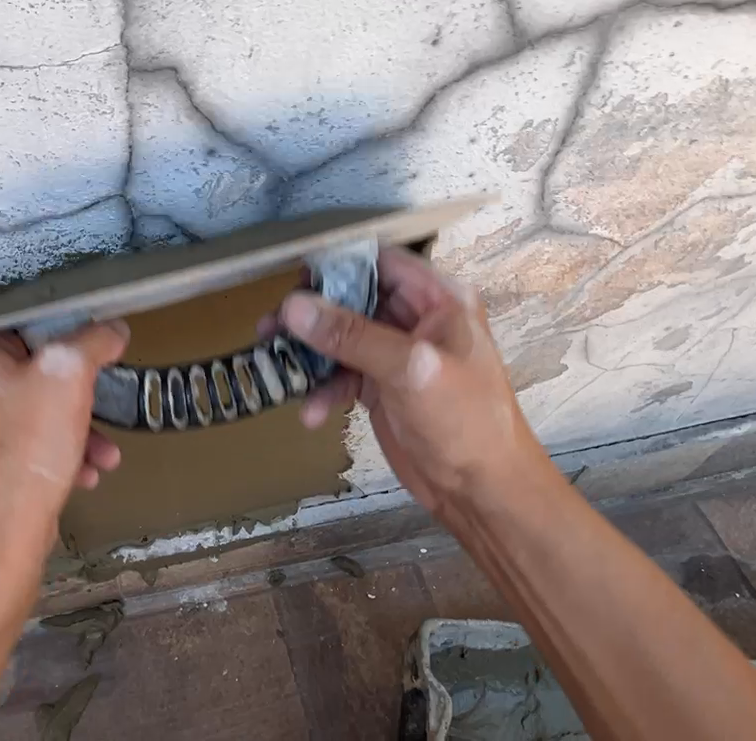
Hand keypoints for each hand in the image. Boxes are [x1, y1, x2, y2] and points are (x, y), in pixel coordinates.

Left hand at [0, 323, 129, 566]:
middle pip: (28, 372)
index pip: (22, 325)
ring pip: (28, 412)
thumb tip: (112, 328)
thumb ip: (92, 342)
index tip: (93, 353)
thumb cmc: (25, 452)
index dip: (64, 336)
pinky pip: (18, 445)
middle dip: (76, 394)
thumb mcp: (69, 379)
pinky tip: (84, 474)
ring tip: (104, 453)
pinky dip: (52, 453)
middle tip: (101, 406)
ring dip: (72, 428)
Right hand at [271, 247, 548, 519]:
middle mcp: (415, 319)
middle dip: (310, 312)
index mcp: (437, 299)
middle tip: (271, 325)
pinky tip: (310, 412)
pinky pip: (340, 374)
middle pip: (351, 297)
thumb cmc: (465, 422)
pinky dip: (322, 389)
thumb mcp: (409, 370)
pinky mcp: (380, 386)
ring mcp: (395, 353)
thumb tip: (292, 306)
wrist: (484, 494)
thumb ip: (350, 335)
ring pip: (339, 336)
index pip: (380, 261)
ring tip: (274, 361)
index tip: (295, 280)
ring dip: (307, 351)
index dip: (337, 265)